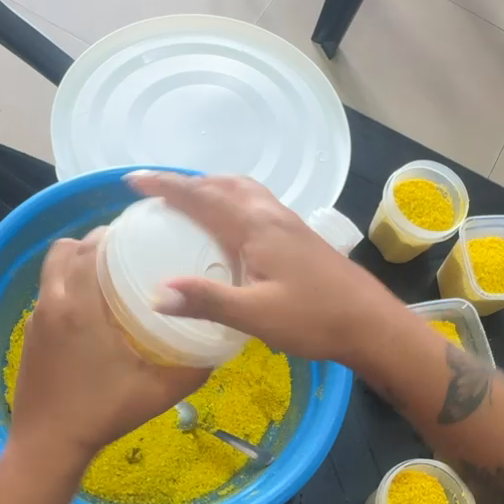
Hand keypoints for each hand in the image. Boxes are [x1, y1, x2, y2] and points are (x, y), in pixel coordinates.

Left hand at [8, 228, 208, 469]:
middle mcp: (53, 303)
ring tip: (107, 278)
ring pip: (51, 271)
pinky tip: (90, 312)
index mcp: (81, 307)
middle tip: (125, 255)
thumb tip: (220, 347)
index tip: (138, 235)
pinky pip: (48, 295)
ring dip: (75, 264)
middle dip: (93, 244)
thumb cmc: (103, 413)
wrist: (48, 444)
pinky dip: (66, 288)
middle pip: (65, 250)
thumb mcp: (158, 393)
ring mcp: (36, 320)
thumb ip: (193, 368)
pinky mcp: (29, 336)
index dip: (111, 235)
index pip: (90, 248)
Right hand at [128, 171, 409, 370]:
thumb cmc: (314, 318)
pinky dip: (234, 203)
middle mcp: (272, 216)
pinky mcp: (301, 239)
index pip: (201, 197)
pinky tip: (233, 229)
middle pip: (224, 185)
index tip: (133, 181)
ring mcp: (290, 225)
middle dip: (188, 183)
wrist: (370, 323)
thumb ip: (206, 301)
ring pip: (245, 191)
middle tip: (158, 193)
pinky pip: (258, 205)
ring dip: (214, 188)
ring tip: (192, 202)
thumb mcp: (255, 315)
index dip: (165, 186)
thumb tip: (156, 294)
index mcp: (255, 227)